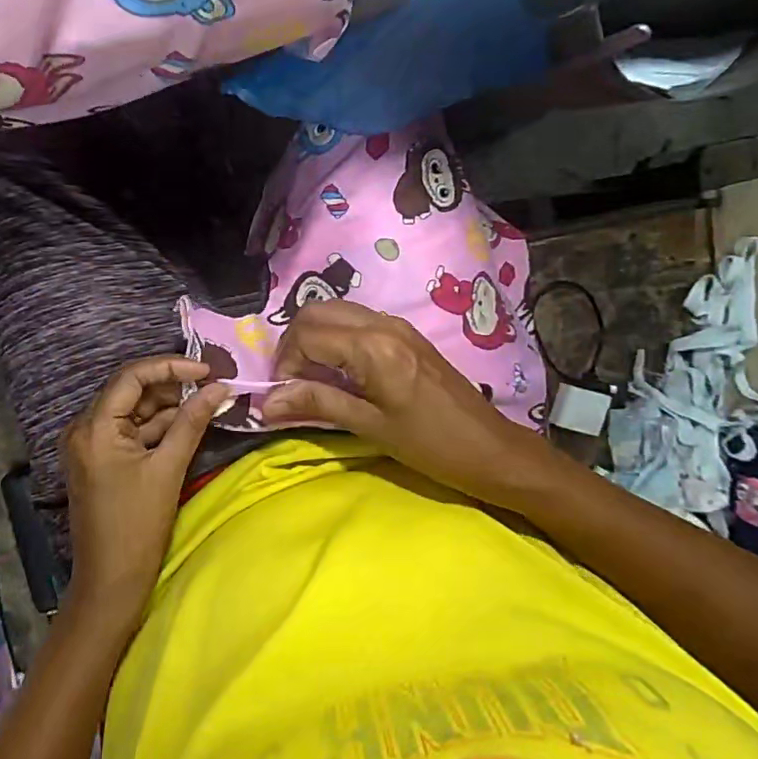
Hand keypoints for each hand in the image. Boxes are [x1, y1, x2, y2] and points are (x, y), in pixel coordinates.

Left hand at [61, 356, 228, 622]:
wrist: (110, 583)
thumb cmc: (137, 527)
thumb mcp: (168, 469)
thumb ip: (192, 422)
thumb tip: (219, 388)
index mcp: (94, 427)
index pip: (131, 377)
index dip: (170, 366)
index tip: (206, 370)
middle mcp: (84, 429)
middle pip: (130, 391)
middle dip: (171, 386)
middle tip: (210, 385)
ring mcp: (90, 445)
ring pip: (132, 411)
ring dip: (167, 406)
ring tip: (206, 402)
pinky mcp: (99, 460)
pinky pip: (130, 432)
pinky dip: (157, 427)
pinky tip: (187, 424)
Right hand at [260, 300, 565, 502]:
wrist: (490, 448)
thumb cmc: (430, 444)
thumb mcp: (369, 426)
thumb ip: (317, 403)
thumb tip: (267, 403)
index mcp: (372, 347)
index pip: (306, 334)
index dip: (285, 362)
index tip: (285, 393)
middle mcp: (382, 324)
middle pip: (315, 311)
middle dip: (294, 342)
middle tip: (292, 380)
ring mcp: (396, 324)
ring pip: (335, 310)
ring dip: (313, 336)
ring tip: (312, 375)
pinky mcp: (405, 332)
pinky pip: (355, 319)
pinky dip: (335, 336)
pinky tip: (339, 369)